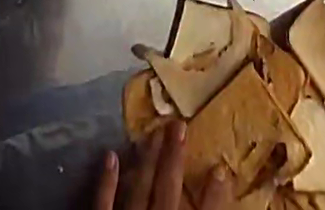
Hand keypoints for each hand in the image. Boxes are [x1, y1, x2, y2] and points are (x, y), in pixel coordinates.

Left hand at [94, 121, 232, 209]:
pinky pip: (103, 207)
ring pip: (139, 190)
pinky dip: (106, 182)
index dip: (216, 193)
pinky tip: (110, 155)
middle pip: (168, 190)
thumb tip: (219, 180)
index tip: (221, 166)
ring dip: (146, 160)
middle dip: (174, 156)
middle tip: (179, 122)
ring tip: (153, 130)